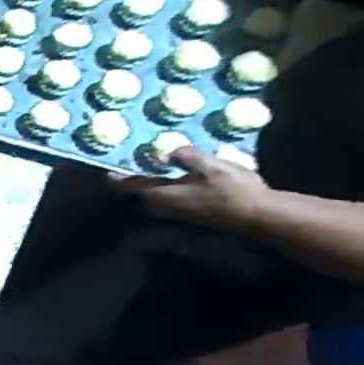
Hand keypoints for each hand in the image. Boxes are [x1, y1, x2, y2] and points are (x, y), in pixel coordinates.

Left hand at [113, 146, 269, 226]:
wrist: (257, 214)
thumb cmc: (231, 190)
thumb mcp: (209, 166)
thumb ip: (186, 157)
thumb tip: (169, 150)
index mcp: (156, 194)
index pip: (123, 185)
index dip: (113, 174)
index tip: (105, 163)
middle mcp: (157, 205)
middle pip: (134, 190)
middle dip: (131, 174)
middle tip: (131, 156)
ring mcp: (171, 211)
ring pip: (150, 193)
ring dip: (149, 178)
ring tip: (153, 159)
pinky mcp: (185, 212)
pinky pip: (165, 195)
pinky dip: (164, 183)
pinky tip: (176, 171)